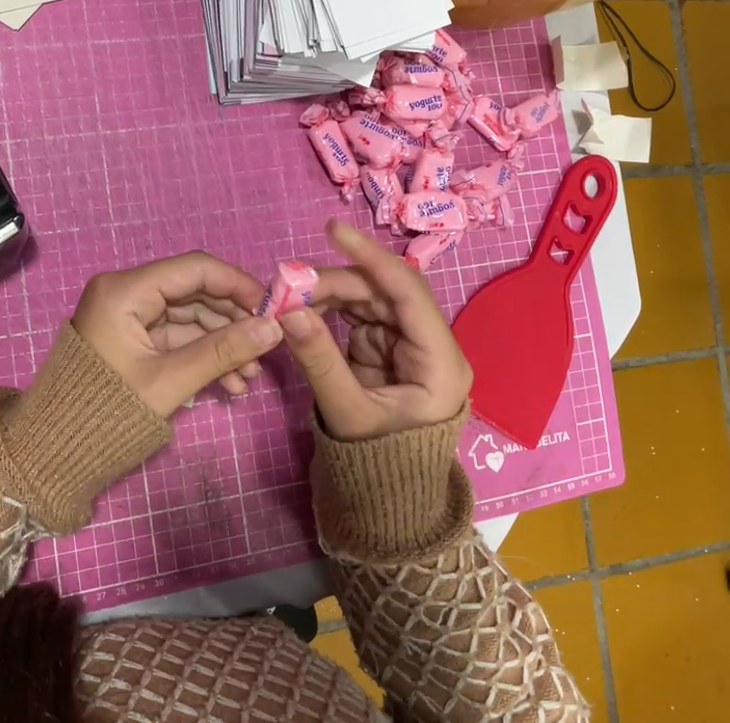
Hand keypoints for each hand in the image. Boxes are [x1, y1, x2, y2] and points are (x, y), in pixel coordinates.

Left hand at [71, 251, 283, 416]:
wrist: (57, 451)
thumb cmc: (108, 411)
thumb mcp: (170, 381)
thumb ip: (222, 351)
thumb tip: (273, 328)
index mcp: (125, 290)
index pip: (194, 268)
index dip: (237, 283)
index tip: (273, 307)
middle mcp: (126, 292)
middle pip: (194, 291)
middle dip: (233, 319)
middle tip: (268, 345)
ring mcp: (130, 316)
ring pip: (190, 317)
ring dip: (223, 342)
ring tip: (251, 377)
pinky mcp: (134, 339)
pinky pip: (178, 337)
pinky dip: (204, 355)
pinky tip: (231, 383)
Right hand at [279, 219, 471, 440]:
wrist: (387, 497)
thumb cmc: (379, 462)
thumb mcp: (348, 413)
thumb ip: (320, 360)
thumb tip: (289, 311)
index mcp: (441, 362)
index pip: (409, 292)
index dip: (372, 257)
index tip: (333, 231)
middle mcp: (430, 344)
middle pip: (384, 292)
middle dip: (336, 281)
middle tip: (288, 283)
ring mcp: (407, 344)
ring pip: (368, 299)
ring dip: (329, 293)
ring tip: (288, 296)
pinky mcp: (386, 348)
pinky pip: (357, 315)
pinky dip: (329, 309)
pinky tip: (303, 308)